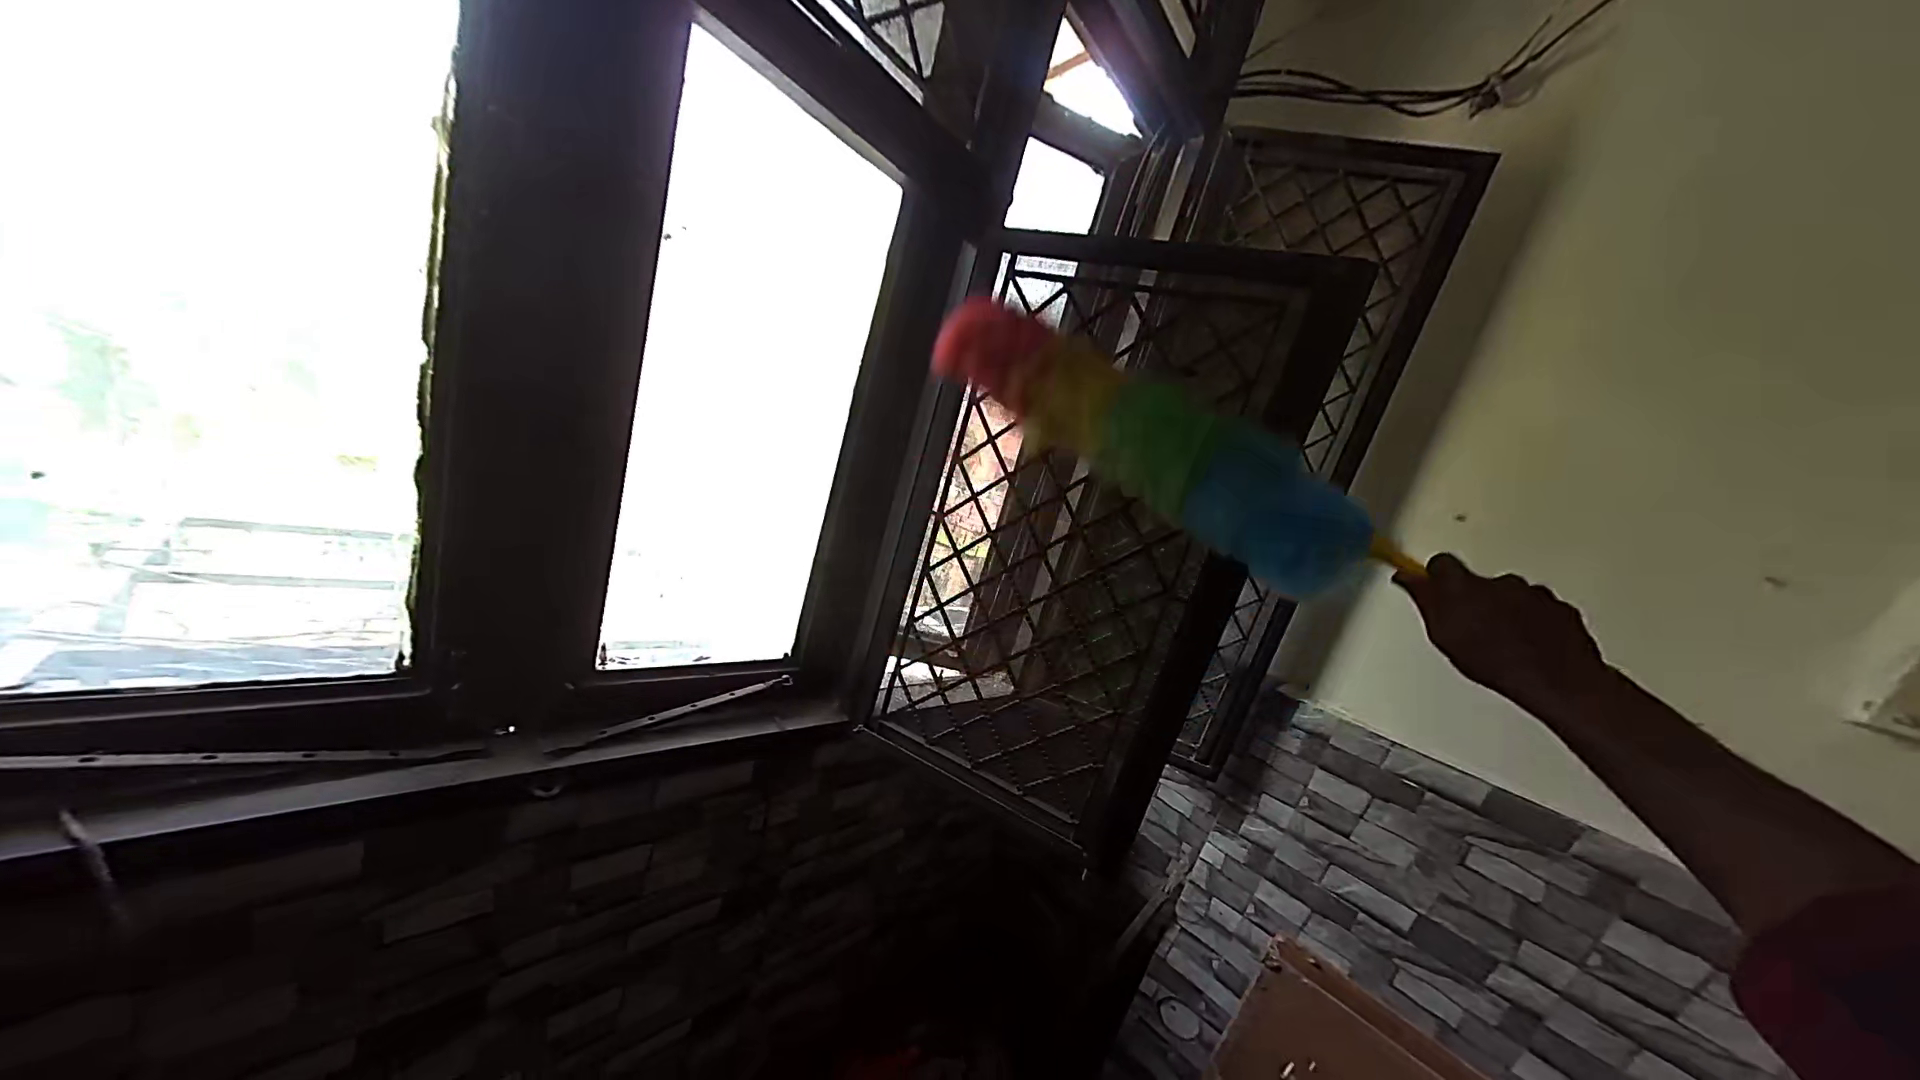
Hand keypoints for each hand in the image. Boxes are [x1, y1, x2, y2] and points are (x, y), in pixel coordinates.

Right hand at [1396, 554, 1609, 710]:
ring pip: (1510, 594)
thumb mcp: (1442, 635)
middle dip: (1472, 597)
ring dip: (1503, 609)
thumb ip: (1424, 601)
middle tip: (1467, 625)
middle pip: (1477, 580)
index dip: (1434, 574)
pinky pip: (1539, 607)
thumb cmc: (1497, 660)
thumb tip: (1409, 580)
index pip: (1441, 563)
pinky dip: (1531, 620)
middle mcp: (1499, 582)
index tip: (1430, 584)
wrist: (1554, 679)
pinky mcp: (1560, 607)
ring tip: (1498, 640)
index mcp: (1464, 586)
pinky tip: (1524, 643)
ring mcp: (1533, 593)